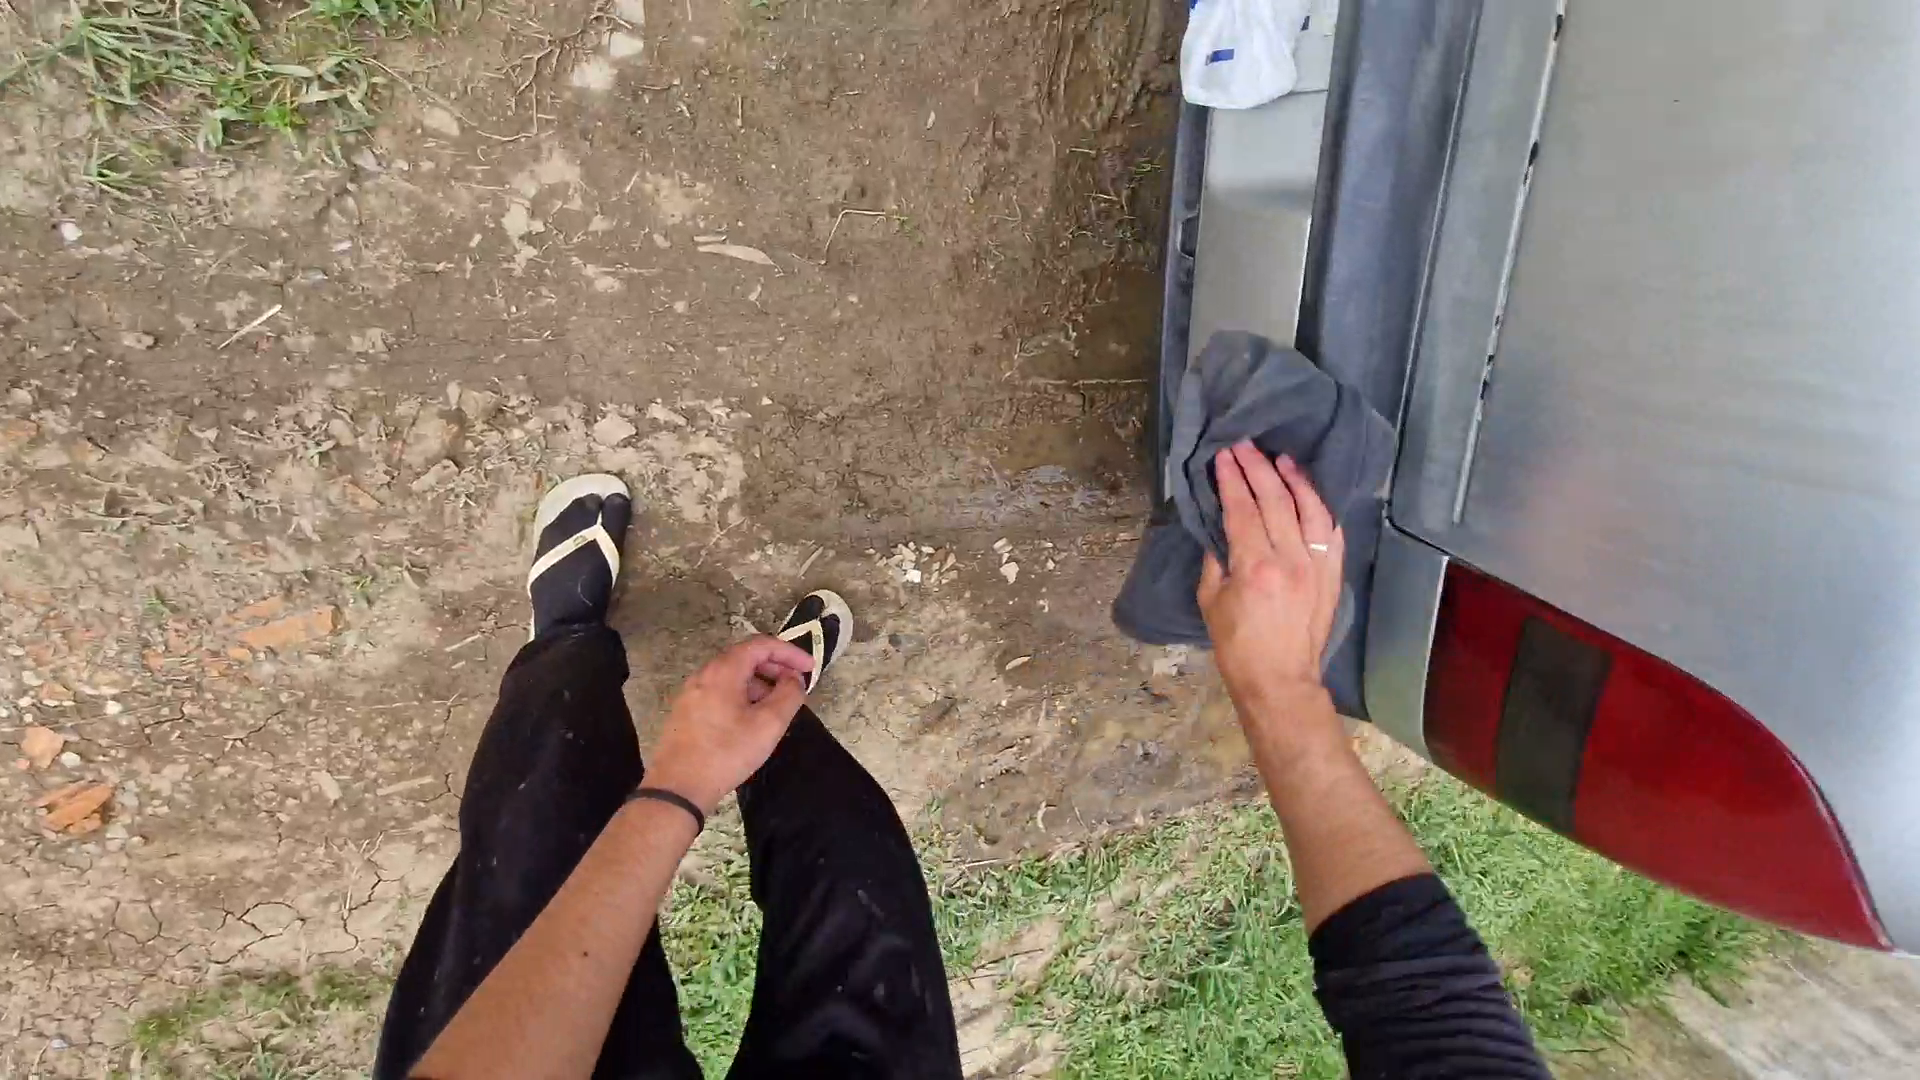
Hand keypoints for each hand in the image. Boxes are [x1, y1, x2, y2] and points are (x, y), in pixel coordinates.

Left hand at [644, 636, 814, 814]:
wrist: (677, 788)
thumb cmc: (726, 753)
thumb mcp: (769, 725)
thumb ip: (789, 695)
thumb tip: (794, 679)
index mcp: (724, 670)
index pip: (762, 645)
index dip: (790, 652)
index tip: (810, 667)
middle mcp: (704, 674)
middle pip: (746, 656)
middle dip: (776, 666)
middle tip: (797, 684)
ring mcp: (692, 692)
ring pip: (733, 675)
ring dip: (760, 682)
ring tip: (778, 704)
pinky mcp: (686, 711)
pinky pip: (721, 690)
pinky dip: (743, 694)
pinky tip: (752, 718)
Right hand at [1198, 441, 1345, 719]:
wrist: (1279, 678)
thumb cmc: (1236, 644)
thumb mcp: (1210, 600)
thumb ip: (1216, 560)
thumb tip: (1219, 529)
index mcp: (1255, 567)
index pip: (1242, 510)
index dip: (1231, 480)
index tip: (1223, 457)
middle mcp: (1290, 560)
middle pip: (1275, 501)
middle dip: (1257, 469)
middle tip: (1244, 446)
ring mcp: (1317, 566)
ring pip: (1309, 509)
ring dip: (1294, 479)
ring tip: (1280, 458)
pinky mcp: (1332, 574)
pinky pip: (1330, 531)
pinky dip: (1319, 506)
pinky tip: (1309, 491)